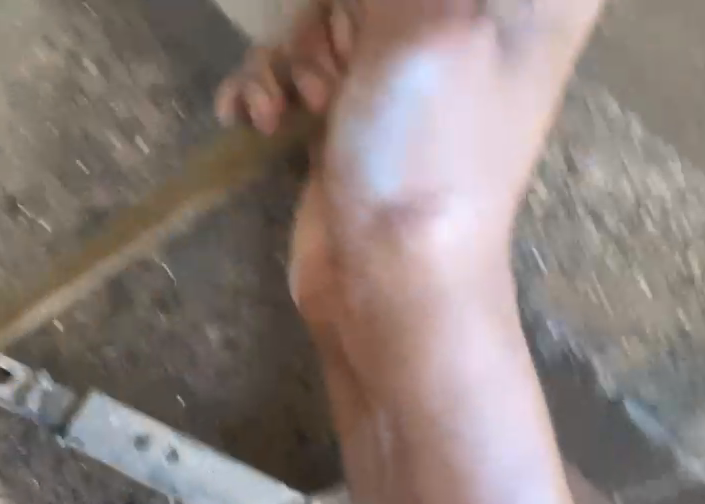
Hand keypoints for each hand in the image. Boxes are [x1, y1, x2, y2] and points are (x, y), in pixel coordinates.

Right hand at [218, 0, 601, 328]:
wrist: (387, 276)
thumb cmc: (425, 158)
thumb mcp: (427, 30)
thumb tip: (341, 2)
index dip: (374, 6)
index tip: (367, 37)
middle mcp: (457, 16)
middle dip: (323, 25)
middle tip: (331, 84)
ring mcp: (391, 68)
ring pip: (316, 21)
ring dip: (281, 62)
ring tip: (283, 114)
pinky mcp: (341, 112)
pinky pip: (287, 71)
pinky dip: (257, 89)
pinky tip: (246, 117)